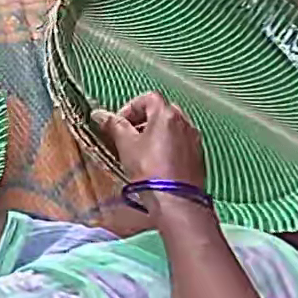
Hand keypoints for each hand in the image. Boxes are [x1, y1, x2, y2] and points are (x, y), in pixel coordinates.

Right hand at [92, 92, 207, 191]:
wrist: (176, 199)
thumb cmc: (149, 168)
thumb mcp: (125, 144)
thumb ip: (113, 125)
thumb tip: (99, 114)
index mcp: (167, 114)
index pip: (148, 97)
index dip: (129, 107)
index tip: (118, 124)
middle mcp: (185, 122)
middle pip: (161, 110)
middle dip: (142, 119)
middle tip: (127, 135)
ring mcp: (194, 139)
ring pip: (171, 127)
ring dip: (154, 132)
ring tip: (140, 150)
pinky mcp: (198, 155)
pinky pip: (179, 141)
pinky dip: (166, 144)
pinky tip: (155, 161)